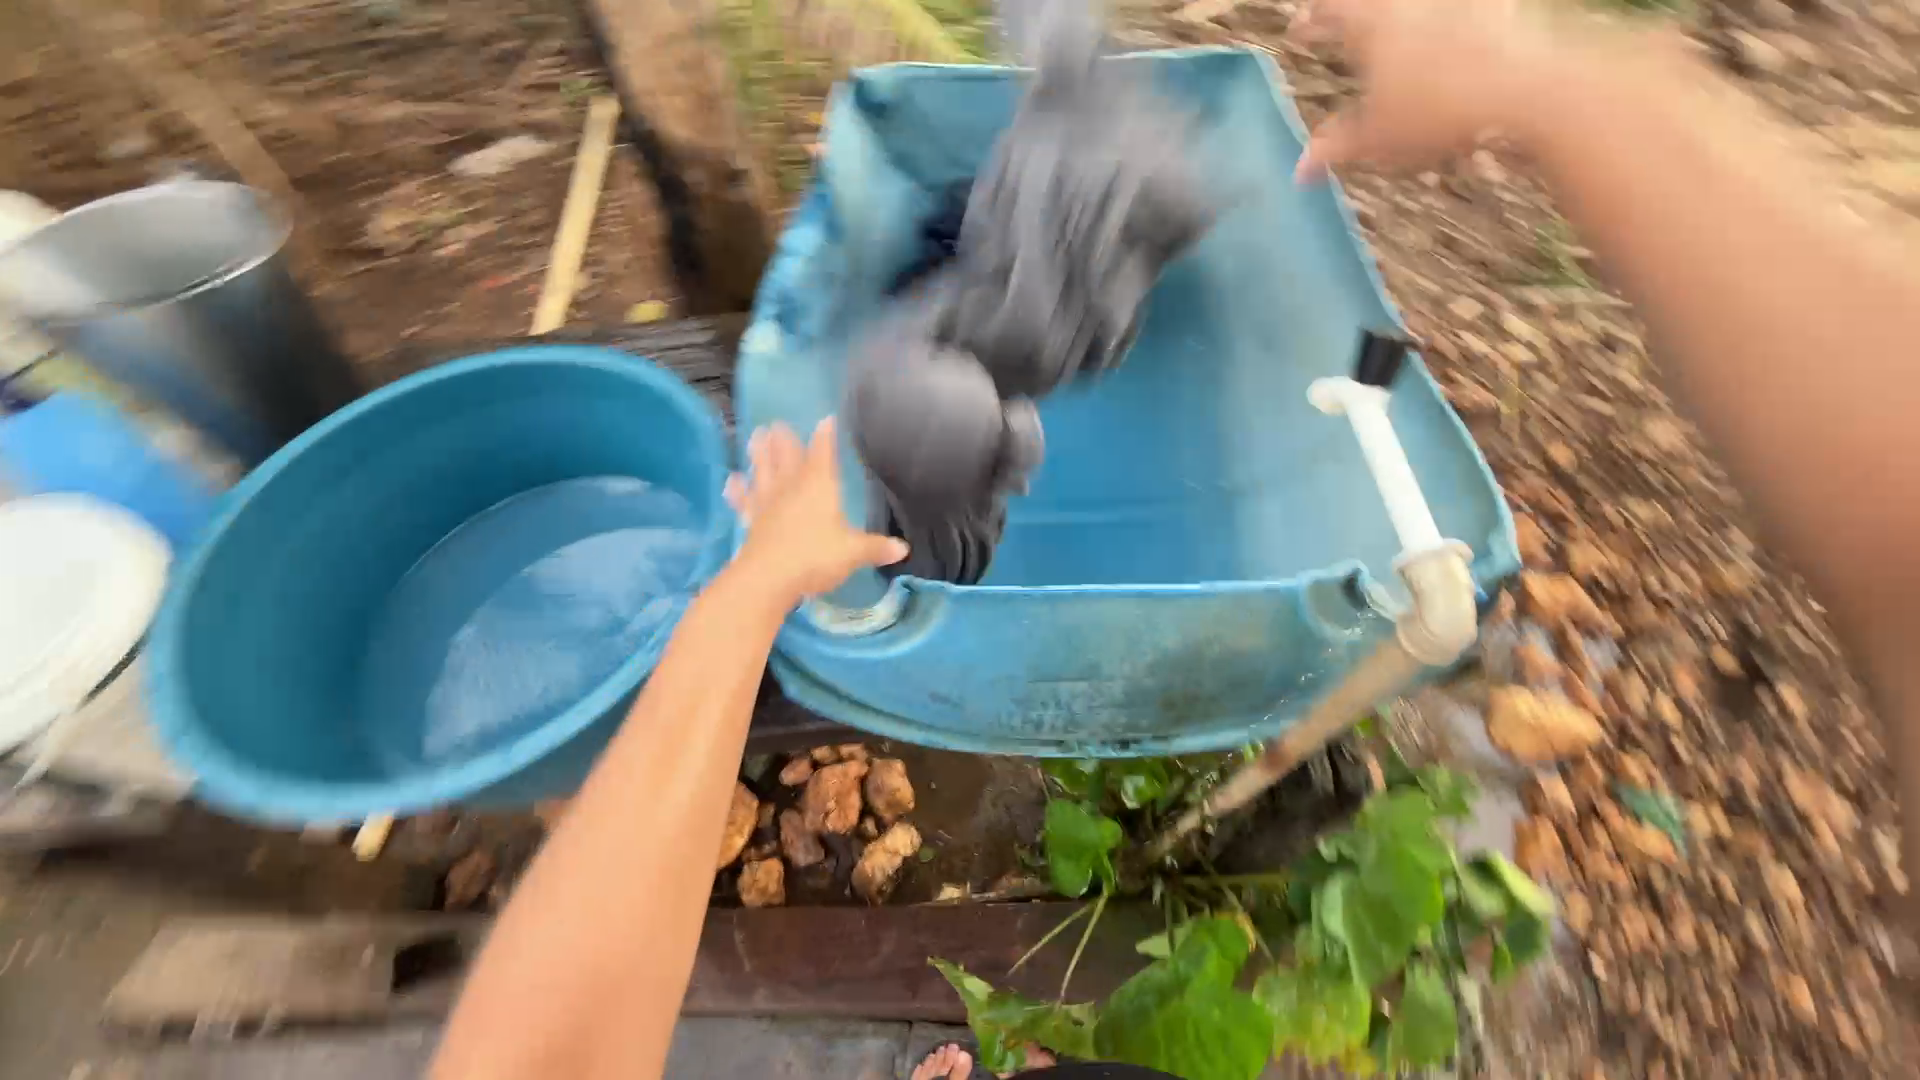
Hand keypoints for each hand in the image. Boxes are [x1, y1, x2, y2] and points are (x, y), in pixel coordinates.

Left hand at [725, 418, 908, 600]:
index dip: (825, 437)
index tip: (826, 419)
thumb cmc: (815, 557)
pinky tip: (732, 481)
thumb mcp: (853, 553)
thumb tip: (903, 548)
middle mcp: (791, 488)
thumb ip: (876, 548)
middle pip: (788, 458)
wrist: (769, 578)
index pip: (823, 455)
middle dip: (785, 440)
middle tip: (777, 422)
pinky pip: (744, 502)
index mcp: (819, 487)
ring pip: (763, 472)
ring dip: (759, 454)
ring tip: (755, 435)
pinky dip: (738, 491)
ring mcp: (768, 504)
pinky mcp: (751, 522)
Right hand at [1291, 0, 1561, 179]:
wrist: (1524, 87)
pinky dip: (1452, 19)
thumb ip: (1332, 149)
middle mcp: (1412, 3)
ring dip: (1398, 15)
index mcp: (1374, 26)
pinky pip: (1468, 11)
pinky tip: (1450, 25)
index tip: (1298, 30)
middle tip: (1341, 24)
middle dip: (1353, 14)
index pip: (1331, 10)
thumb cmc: (1435, 112)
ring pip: (1412, 8)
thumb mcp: (1374, 139)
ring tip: (1390, 29)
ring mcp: (1455, 3)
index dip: (1312, 20)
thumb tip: (1297, 172)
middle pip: (1372, 4)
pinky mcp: (1494, 8)